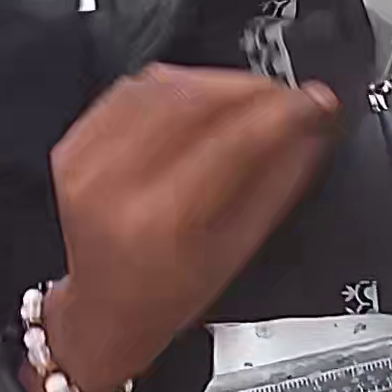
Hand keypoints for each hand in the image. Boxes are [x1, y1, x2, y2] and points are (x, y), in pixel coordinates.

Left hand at [42, 64, 339, 391]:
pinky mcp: (75, 147)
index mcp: (161, 222)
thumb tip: (311, 134)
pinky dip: (178, 86)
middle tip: (289, 97)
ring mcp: (88, 162)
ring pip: (166, 86)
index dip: (286, 111)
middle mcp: (116, 185)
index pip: (236, 138)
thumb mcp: (235, 251)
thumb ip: (277, 186)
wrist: (107, 309)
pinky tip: (202, 100)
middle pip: (199, 100)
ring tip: (251, 98)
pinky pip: (133, 91)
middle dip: (257, 89)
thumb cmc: (165, 297)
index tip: (316, 103)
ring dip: (220, 82)